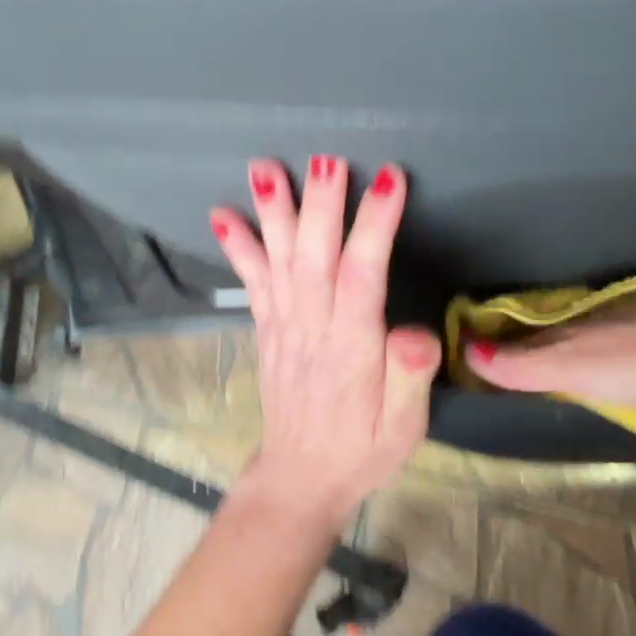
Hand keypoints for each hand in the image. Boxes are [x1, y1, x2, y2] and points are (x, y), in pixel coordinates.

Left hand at [209, 157, 439, 527]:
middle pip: (313, 258)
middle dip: (319, 205)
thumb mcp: (403, 428)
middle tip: (325, 157)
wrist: (300, 478)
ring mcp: (283, 326)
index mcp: (352, 349)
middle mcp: (312, 329)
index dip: (374, 226)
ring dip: (271, 212)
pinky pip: (250, 282)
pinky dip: (236, 246)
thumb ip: (409, 379)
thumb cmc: (362, 449)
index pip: (363, 277)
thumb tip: (413, 334)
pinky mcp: (267, 328)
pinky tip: (222, 214)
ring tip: (263, 167)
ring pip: (277, 261)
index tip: (388, 180)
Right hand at [464, 298, 635, 406]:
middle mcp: (577, 318)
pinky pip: (585, 332)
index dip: (478, 336)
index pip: (505, 328)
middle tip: (472, 349)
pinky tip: (571, 349)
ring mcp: (609, 323)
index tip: (450, 345)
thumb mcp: (574, 369)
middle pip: (529, 327)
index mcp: (558, 325)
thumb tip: (466, 352)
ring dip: (534, 337)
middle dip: (501, 334)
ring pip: (558, 328)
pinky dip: (567, 340)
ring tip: (511, 349)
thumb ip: (524, 365)